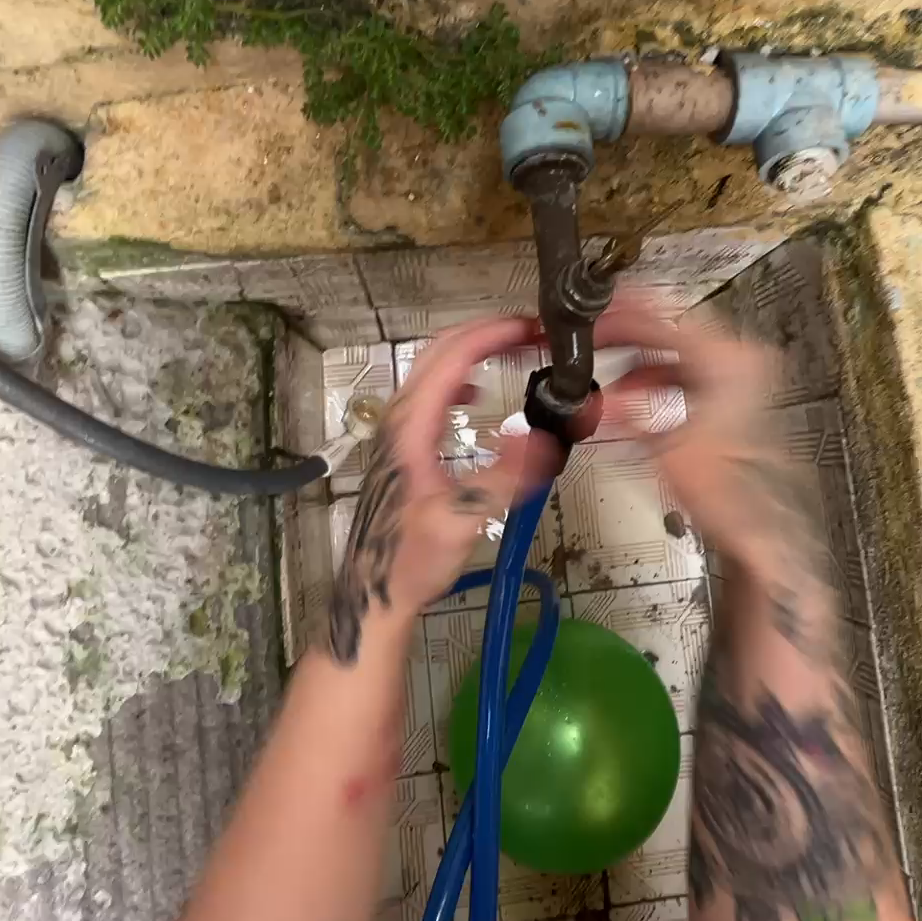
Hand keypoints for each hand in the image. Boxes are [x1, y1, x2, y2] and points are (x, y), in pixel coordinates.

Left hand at [328, 317, 561, 664]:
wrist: (374, 591)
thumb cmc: (412, 559)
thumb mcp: (463, 520)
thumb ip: (505, 476)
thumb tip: (548, 435)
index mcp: (411, 425)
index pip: (452, 357)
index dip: (493, 334)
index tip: (533, 329)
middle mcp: (399, 417)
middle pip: (439, 351)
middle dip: (485, 333)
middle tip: (530, 332)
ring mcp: (397, 429)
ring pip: (432, 368)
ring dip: (472, 351)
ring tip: (512, 351)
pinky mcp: (401, 445)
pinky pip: (430, 392)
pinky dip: (458, 378)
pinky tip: (477, 394)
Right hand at [592, 302, 792, 555]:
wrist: (757, 525)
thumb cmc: (728, 492)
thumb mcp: (663, 448)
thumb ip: (627, 413)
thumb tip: (597, 399)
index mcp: (729, 363)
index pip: (666, 320)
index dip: (625, 314)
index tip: (599, 311)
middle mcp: (741, 361)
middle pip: (673, 328)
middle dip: (630, 335)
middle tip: (598, 333)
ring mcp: (742, 376)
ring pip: (679, 349)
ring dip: (642, 358)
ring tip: (611, 370)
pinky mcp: (735, 394)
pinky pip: (688, 370)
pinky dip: (659, 375)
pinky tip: (635, 391)